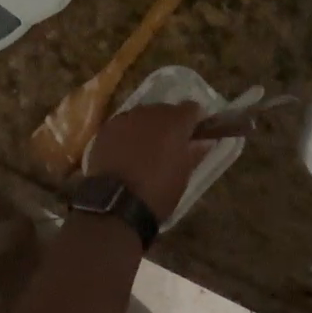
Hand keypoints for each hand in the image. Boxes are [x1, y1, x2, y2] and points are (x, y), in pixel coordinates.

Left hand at [87, 103, 209, 221]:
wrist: (116, 204)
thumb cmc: (159, 191)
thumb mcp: (184, 174)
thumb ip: (195, 152)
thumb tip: (205, 141)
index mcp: (175, 122)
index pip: (192, 108)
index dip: (195, 120)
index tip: (195, 134)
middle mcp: (150, 112)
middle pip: (165, 110)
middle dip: (170, 123)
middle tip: (170, 144)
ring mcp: (125, 118)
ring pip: (142, 116)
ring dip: (148, 127)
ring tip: (146, 149)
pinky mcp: (106, 129)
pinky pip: (123, 125)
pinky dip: (128, 134)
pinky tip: (126, 152)